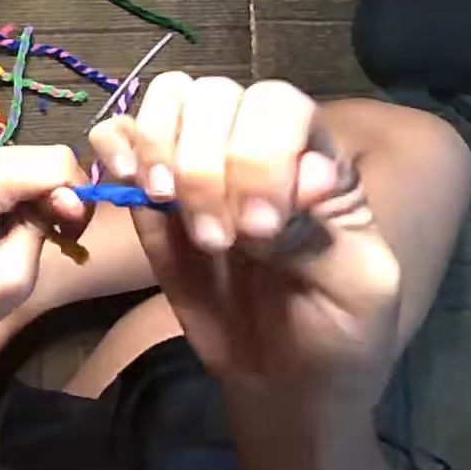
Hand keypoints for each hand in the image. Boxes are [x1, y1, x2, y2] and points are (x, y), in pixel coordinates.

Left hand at [0, 145, 86, 357]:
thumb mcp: (6, 285)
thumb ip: (42, 229)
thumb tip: (68, 196)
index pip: (51, 162)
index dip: (75, 195)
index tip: (71, 234)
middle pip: (39, 154)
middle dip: (59, 192)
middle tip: (58, 235)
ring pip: (23, 157)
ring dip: (39, 191)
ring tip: (31, 232)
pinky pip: (1, 164)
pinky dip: (17, 189)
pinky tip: (9, 221)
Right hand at [90, 75, 401, 402]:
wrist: (278, 375)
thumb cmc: (333, 330)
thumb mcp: (357, 291)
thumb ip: (329, 231)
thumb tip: (309, 172)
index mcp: (313, 155)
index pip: (279, 104)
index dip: (260, 153)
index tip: (258, 228)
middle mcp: (250, 140)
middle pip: (213, 94)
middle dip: (204, 163)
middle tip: (215, 238)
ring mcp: (193, 157)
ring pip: (166, 97)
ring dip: (157, 144)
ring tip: (164, 199)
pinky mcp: (147, 185)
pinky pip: (116, 133)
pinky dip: (113, 144)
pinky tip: (125, 181)